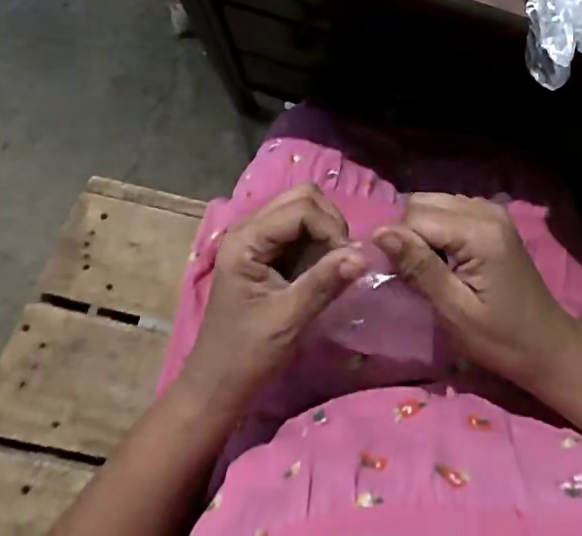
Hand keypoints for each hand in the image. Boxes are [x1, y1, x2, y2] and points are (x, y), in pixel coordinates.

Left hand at [182, 185, 366, 405]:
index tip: (347, 262)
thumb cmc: (246, 354)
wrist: (218, 385)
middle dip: (329, 223)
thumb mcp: (287, 319)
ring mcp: (258, 237)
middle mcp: (249, 228)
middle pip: (302, 197)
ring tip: (335, 265)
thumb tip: (363, 255)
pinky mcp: (267, 251)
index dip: (330, 228)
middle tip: (342, 259)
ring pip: (303, 209)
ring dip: (326, 230)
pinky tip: (324, 269)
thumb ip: (324, 282)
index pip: (301, 208)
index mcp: (246, 238)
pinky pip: (300, 230)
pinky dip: (319, 241)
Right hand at [373, 193, 581, 389]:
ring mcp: (491, 210)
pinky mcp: (492, 217)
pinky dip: (438, 230)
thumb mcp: (455, 311)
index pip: (416, 217)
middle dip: (410, 235)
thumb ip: (419, 267)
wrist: (549, 347)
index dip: (402, 246)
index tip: (406, 280)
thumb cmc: (501, 339)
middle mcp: (485, 209)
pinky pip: (448, 209)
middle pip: (422, 202)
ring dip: (423, 232)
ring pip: (432, 203)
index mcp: (479, 232)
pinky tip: (447, 259)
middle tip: (420, 275)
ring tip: (434, 269)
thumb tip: (380, 233)